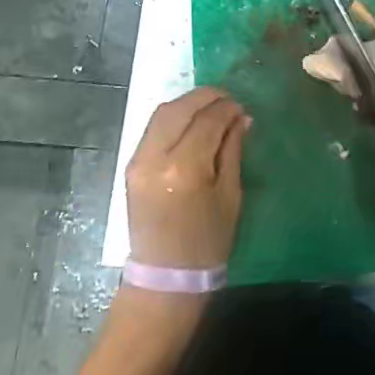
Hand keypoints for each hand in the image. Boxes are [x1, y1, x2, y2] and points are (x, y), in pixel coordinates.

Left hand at [125, 87, 249, 268]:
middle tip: (228, 99)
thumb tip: (240, 118)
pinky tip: (192, 122)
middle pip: (180, 108)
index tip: (243, 108)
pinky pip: (153, 129)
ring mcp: (138, 161)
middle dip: (206, 97)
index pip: (208, 121)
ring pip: (162, 114)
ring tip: (211, 107)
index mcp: (185, 169)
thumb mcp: (230, 195)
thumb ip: (232, 150)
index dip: (228, 109)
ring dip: (188, 104)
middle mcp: (156, 158)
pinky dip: (174, 118)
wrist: (165, 277)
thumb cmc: (207, 241)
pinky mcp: (131, 167)